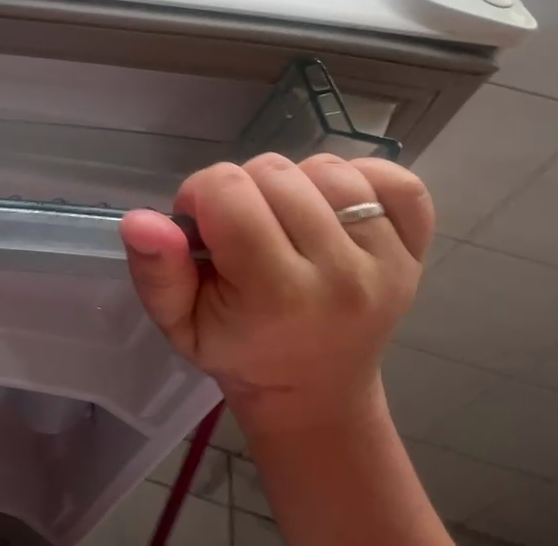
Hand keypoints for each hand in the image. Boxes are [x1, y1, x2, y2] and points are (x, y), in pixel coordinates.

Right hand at [119, 154, 434, 435]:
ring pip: (326, 168)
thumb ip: (156, 273)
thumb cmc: (238, 350)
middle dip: (241, 189)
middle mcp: (342, 275)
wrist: (315, 389)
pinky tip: (332, 206)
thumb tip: (141, 220)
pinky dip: (360, 179)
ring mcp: (387, 262)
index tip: (200, 227)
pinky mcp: (416, 252)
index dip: (199, 195)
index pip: (229, 192)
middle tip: (239, 230)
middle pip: (274, 172)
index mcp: (279, 295)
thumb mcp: (179, 325)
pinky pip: (396, 180)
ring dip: (293, 183)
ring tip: (283, 218)